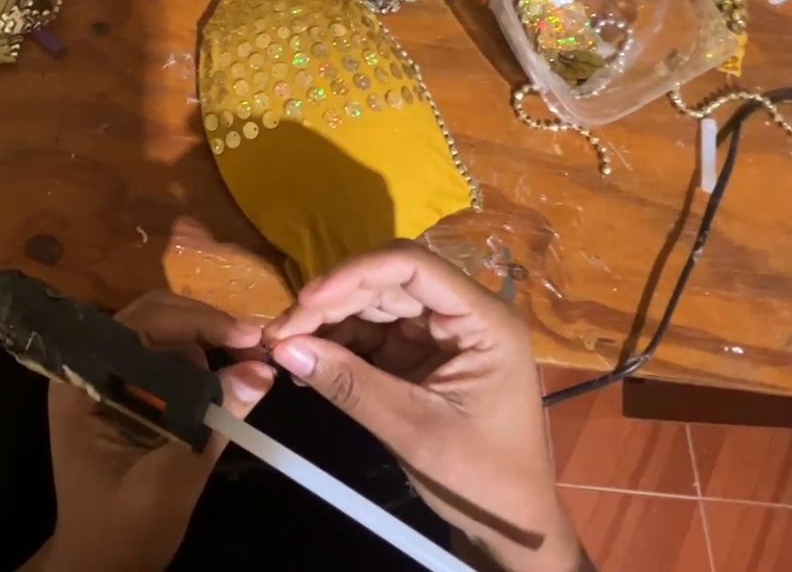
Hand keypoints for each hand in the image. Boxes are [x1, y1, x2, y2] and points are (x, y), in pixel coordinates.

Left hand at [30, 291, 275, 571]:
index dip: (196, 322)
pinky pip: (167, 355)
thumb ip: (213, 422)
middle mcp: (89, 365)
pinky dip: (200, 360)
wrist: (100, 566)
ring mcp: (107, 373)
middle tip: (255, 345)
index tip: (246, 336)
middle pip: (153, 316)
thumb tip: (262, 370)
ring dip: (206, 339)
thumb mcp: (171, 481)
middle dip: (206, 326)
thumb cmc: (122, 530)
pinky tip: (228, 377)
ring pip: (164, 330)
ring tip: (248, 360)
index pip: (140, 323)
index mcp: (82, 381)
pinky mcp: (126, 386)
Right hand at [263, 242, 585, 571]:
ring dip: (326, 320)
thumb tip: (284, 348)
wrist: (510, 525)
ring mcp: (435, 329)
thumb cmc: (482, 478)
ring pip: (370, 302)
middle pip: (384, 282)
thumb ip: (350, 385)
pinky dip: (335, 341)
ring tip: (282, 344)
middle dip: (330, 301)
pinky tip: (304, 356)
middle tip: (280, 331)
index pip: (413, 267)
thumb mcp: (414, 430)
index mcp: (481, 319)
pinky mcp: (415, 349)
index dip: (356, 273)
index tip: (308, 299)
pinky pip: (368, 331)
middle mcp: (458, 311)